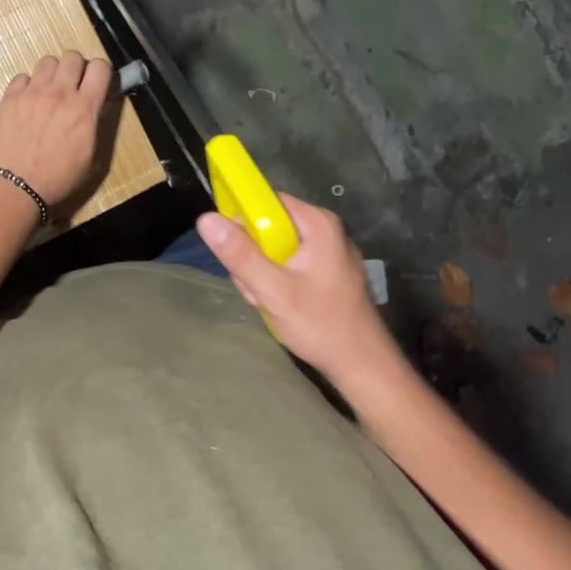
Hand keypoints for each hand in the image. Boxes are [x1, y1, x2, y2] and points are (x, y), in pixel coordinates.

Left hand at [0, 52, 111, 208]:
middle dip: (76, 67)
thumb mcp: (92, 156)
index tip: (97, 82)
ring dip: (52, 73)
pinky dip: (28, 85)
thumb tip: (97, 105)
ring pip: (47, 61)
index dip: (101, 71)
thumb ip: (96, 125)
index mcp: (84, 108)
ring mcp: (33, 93)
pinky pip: (22, 76)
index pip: (101, 67)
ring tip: (49, 90)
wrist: (18, 186)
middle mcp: (60, 93)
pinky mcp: (11, 97)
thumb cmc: (59, 178)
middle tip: (73, 85)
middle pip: (72, 56)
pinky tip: (28, 102)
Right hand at [198, 194, 415, 402]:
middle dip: (253, 257)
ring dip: (263, 273)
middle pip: (269, 226)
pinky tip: (282, 305)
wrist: (364, 367)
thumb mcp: (274, 292)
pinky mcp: (329, 269)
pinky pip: (290, 262)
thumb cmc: (321, 326)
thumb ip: (241, 255)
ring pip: (277, 247)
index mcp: (318, 223)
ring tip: (269, 301)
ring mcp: (329, 250)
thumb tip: (206, 218)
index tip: (235, 253)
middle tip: (257, 289)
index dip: (244, 223)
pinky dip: (279, 281)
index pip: (266, 202)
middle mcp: (326, 228)